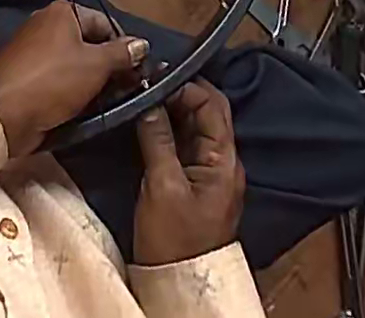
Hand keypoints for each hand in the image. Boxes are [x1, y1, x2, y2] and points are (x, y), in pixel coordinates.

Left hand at [0, 2, 147, 156]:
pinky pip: (62, 78)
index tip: (139, 73)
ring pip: (78, 64)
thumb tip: (142, 44)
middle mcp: (48, 24)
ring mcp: (37, 50)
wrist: (5, 111)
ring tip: (112, 103)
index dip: (124, 47)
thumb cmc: (52, 80)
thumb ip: (121, 54)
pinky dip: (76, 91)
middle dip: (110, 67)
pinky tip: (89, 108)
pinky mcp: (31, 73)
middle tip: (130, 92)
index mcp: (62, 12)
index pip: (105, 24)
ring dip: (95, 83)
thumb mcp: (95, 65)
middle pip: (91, 44)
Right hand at [133, 79, 246, 265]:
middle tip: (143, 81)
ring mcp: (207, 169)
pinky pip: (181, 138)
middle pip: (205, 110)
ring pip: (192, 122)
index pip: (212, 104)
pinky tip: (143, 117)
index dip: (184, 86)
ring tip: (139, 93)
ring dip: (169, 105)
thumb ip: (157, 138)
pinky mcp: (190, 176)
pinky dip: (164, 122)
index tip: (152, 79)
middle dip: (177, 90)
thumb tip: (148, 97)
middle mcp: (221, 160)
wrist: (179, 284)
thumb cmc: (175, 239)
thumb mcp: (162, 184)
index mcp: (224, 161)